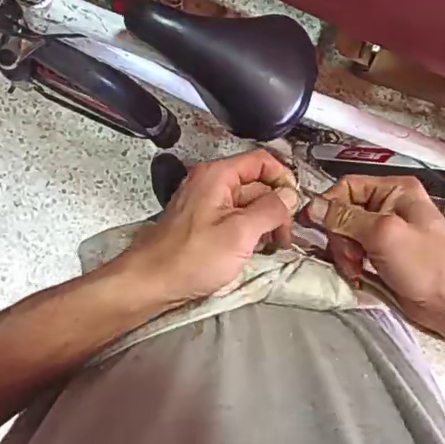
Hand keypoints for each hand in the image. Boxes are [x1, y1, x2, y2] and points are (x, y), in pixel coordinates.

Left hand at [112, 150, 302, 311]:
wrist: (150, 283)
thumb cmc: (189, 258)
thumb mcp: (240, 233)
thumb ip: (270, 210)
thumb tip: (290, 196)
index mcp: (218, 176)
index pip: (262, 161)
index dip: (283, 179)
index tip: (294, 203)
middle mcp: (210, 183)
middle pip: (256, 183)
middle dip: (275, 207)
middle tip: (284, 235)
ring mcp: (205, 203)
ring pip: (246, 203)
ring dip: (264, 222)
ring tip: (271, 247)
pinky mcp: (202, 223)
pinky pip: (233, 218)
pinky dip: (248, 231)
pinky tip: (253, 250)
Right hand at [303, 175, 444, 338]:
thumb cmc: (435, 268)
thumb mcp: (385, 234)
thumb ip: (346, 218)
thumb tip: (317, 207)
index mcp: (396, 191)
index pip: (347, 187)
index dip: (330, 205)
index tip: (317, 224)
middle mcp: (390, 209)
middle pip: (342, 214)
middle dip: (340, 237)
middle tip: (350, 254)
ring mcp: (386, 234)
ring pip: (345, 237)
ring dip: (344, 255)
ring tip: (357, 268)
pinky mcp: (382, 257)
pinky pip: (353, 256)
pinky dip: (351, 266)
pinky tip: (360, 275)